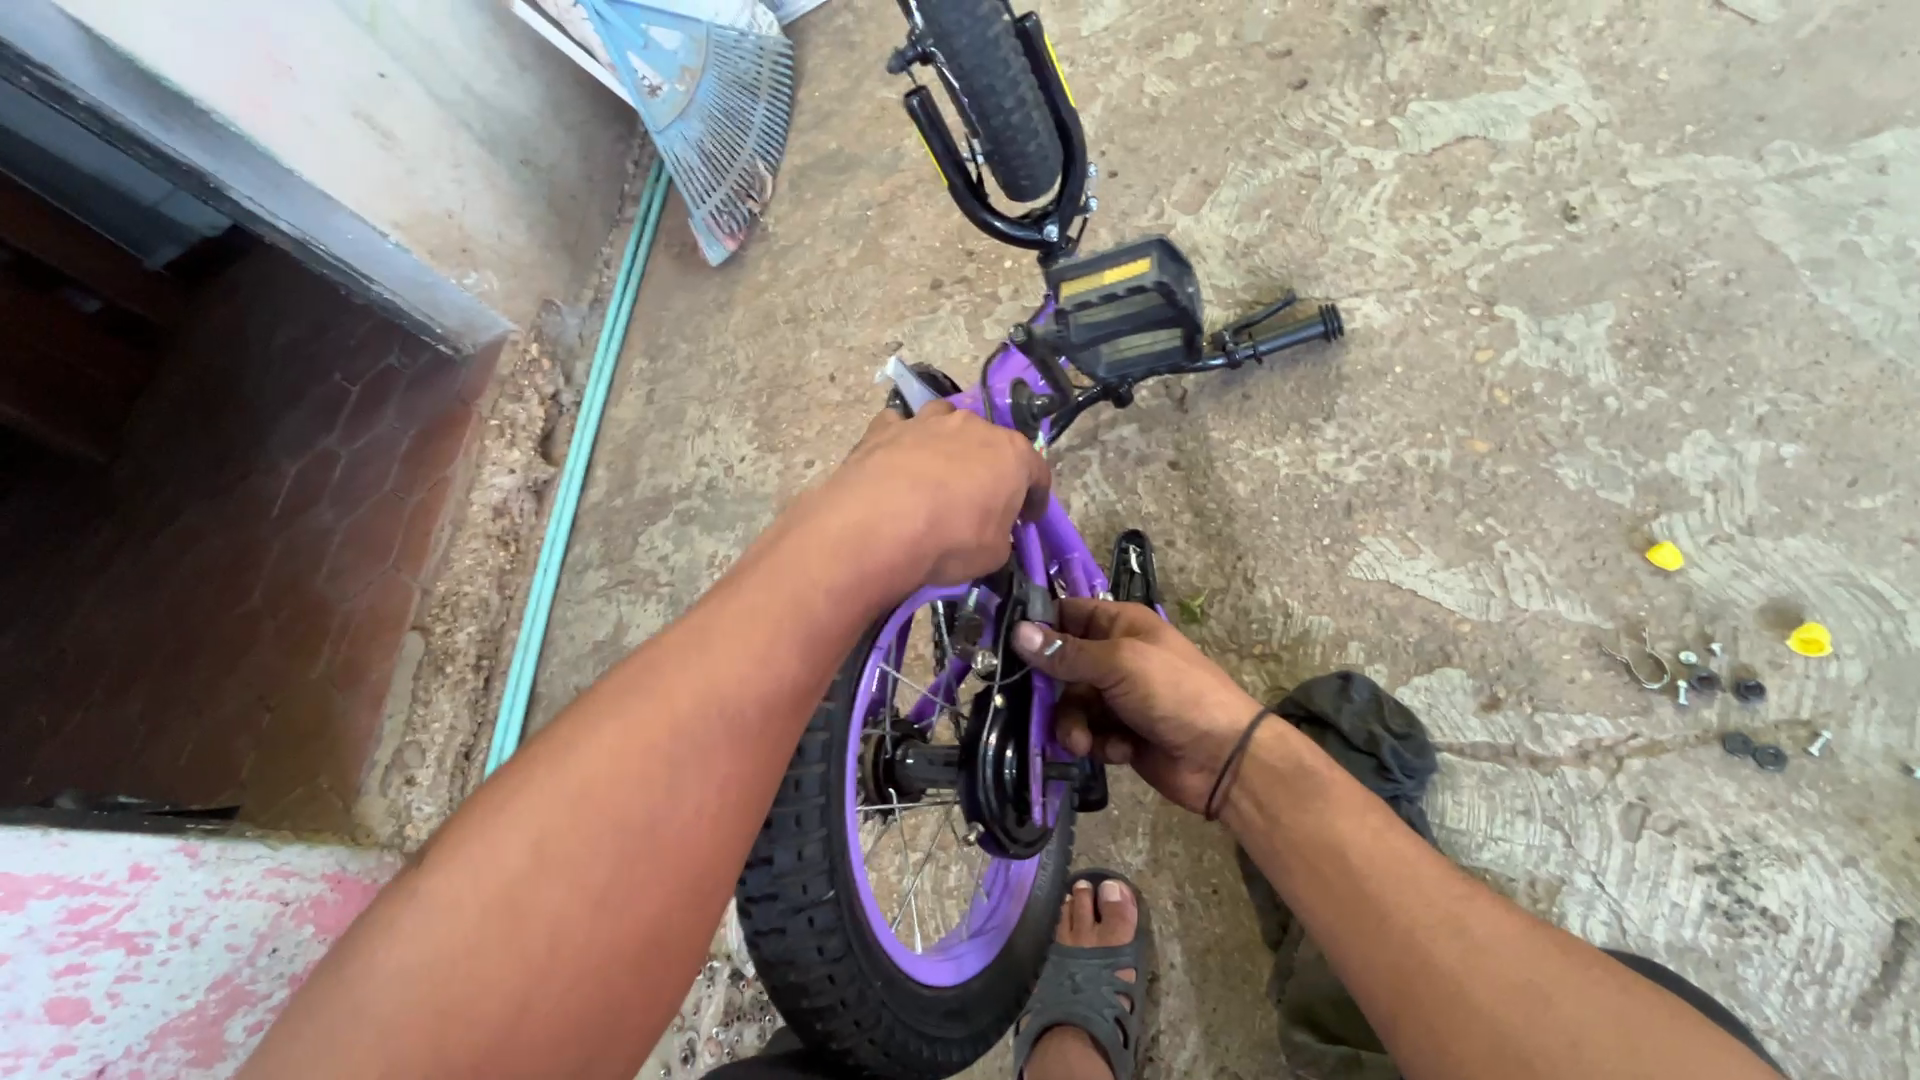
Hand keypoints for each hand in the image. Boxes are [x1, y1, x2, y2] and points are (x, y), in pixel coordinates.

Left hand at [812, 401, 1050, 586]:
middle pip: (991, 442)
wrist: (879, 527)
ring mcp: (926, 422)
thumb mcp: (994, 554)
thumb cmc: (950, 540)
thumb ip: (1000, 534)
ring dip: (948, 442)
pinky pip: (900, 426)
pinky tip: (896, 459)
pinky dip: (902, 440)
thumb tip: (992, 531)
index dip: (1035, 497)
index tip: (1028, 518)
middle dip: (990, 467)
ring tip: (939, 469)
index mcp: (1011, 454)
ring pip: (946, 420)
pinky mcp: (884, 428)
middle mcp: (972, 426)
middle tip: (981, 498)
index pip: (1037, 472)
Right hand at [1011, 598, 1262, 814]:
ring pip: (1070, 705)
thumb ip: (1066, 653)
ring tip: (1084, 742)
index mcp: (1119, 625)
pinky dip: (1098, 743)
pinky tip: (1118, 751)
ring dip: (1073, 725)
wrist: (1223, 757)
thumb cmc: (1174, 693)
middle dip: (1051, 692)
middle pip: (1060, 667)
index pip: (1065, 614)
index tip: (1005, 647)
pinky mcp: (1120, 733)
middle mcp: (1115, 656)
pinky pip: (1089, 733)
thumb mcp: (1118, 664)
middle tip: (1038, 708)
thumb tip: (1017, 632)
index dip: (1037, 628)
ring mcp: (1118, 697)